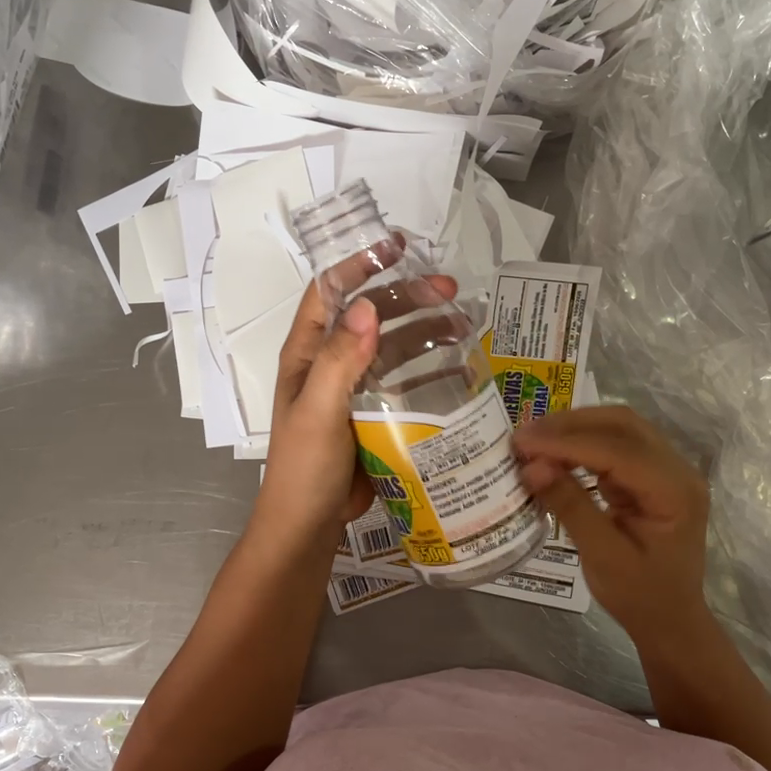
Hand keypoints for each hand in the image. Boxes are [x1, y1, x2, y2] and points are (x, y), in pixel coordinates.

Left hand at [253, 240, 457, 547]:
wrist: (310, 524)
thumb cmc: (304, 467)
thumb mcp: (317, 411)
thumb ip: (339, 361)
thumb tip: (367, 308)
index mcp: (307, 353)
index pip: (330, 292)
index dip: (360, 264)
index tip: (398, 246)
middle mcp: (331, 363)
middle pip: (371, 315)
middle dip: (408, 297)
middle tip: (450, 291)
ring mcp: (355, 390)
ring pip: (394, 347)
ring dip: (427, 331)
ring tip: (465, 324)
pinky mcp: (377, 416)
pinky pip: (407, 382)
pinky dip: (433, 370)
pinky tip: (462, 367)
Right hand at [513, 407, 710, 633]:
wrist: (670, 620)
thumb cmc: (640, 596)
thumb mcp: (602, 556)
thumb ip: (571, 506)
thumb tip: (532, 466)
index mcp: (674, 491)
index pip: (617, 450)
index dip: (567, 442)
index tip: (522, 442)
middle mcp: (677, 470)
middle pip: (622, 425)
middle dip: (570, 425)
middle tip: (523, 436)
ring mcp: (666, 470)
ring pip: (619, 429)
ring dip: (575, 430)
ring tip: (532, 441)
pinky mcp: (650, 476)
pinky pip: (615, 446)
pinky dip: (582, 445)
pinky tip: (553, 454)